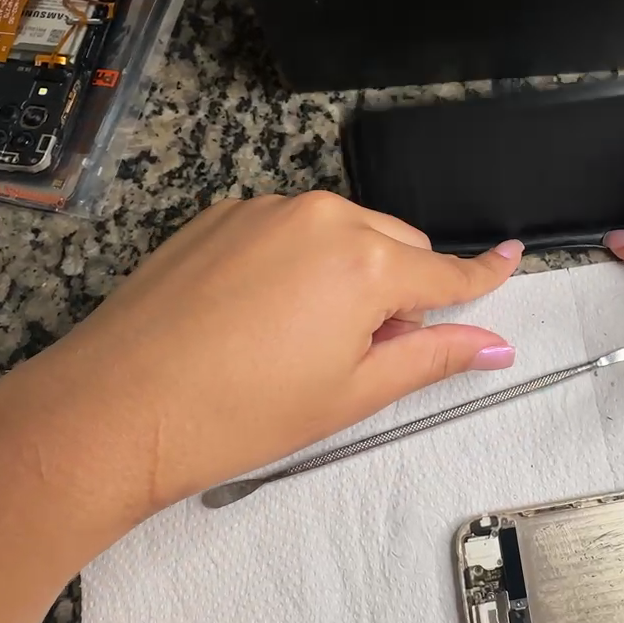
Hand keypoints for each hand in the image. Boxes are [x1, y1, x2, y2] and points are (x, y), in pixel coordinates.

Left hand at [0, 193, 520, 523]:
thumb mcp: (353, 393)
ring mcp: (268, 208)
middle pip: (398, 245)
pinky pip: (290, 227)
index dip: (484, 274)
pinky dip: (301, 259)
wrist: (112, 409)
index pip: (447, 271)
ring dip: (351, 271)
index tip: (511, 258)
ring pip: (346, 232)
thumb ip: (433, 356)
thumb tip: (494, 345)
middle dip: (401, 287)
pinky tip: (262, 310)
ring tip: (305, 334)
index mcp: (366, 264)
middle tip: (368, 347)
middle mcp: (324, 218)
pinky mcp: (222, 213)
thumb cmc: (240, 414)